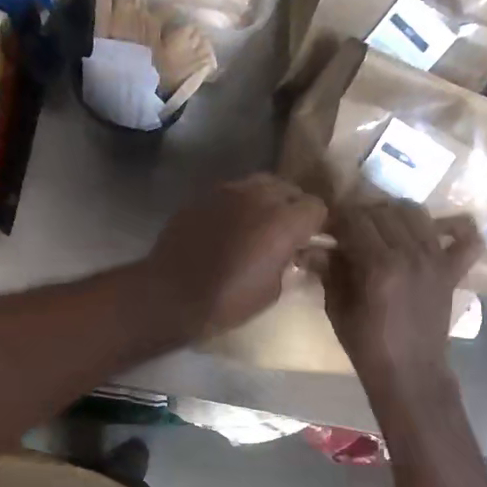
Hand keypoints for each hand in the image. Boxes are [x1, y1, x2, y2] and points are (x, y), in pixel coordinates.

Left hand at [144, 173, 327, 336]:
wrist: (170, 294)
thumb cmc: (227, 302)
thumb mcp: (271, 292)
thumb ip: (291, 265)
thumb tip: (297, 254)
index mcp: (284, 222)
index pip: (316, 207)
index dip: (316, 226)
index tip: (309, 243)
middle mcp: (260, 197)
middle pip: (290, 189)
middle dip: (293, 208)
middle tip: (285, 234)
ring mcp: (228, 192)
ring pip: (260, 184)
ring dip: (266, 201)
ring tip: (257, 226)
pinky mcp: (203, 196)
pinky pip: (232, 192)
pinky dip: (238, 206)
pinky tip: (228, 228)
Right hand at [316, 198, 483, 386]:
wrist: (410, 372)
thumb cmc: (367, 346)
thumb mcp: (338, 310)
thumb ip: (330, 272)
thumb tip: (315, 247)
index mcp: (379, 266)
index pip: (355, 220)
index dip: (338, 219)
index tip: (328, 228)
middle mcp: (411, 254)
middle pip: (383, 211)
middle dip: (361, 215)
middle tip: (349, 231)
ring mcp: (436, 259)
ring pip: (415, 213)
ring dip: (394, 214)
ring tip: (381, 229)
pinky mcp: (453, 269)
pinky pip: (465, 236)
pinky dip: (454, 227)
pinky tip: (436, 231)